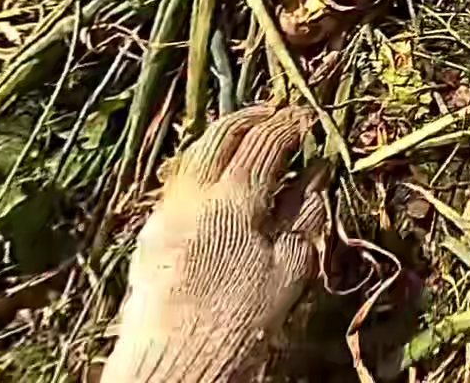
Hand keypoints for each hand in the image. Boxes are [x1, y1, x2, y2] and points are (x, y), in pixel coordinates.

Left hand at [101, 105, 328, 382]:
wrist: (172, 372)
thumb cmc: (244, 315)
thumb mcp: (292, 260)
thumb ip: (306, 207)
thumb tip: (319, 168)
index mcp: (233, 201)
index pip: (266, 139)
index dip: (292, 122)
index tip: (311, 117)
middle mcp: (192, 198)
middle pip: (221, 134)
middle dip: (253, 116)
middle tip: (279, 112)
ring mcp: (164, 215)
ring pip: (195, 153)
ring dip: (227, 136)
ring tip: (253, 135)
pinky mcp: (150, 235)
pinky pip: (181, 179)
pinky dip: (208, 162)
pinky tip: (226, 174)